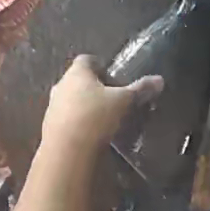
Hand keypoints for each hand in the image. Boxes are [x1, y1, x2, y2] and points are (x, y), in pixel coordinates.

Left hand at [41, 56, 162, 156]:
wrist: (66, 150)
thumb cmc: (95, 116)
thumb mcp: (123, 102)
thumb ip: (140, 90)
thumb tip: (159, 80)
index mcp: (77, 72)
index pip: (87, 60)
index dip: (101, 66)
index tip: (114, 79)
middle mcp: (61, 85)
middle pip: (78, 80)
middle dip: (94, 88)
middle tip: (112, 100)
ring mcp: (52, 107)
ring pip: (71, 100)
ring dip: (84, 107)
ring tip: (103, 120)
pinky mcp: (49, 127)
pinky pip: (66, 119)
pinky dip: (78, 123)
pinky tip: (91, 135)